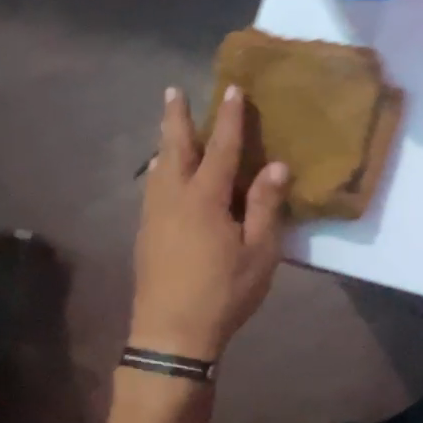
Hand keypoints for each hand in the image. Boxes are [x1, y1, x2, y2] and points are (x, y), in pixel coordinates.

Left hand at [130, 85, 288, 361]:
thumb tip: (276, 166)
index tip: (232, 88)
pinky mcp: (145, 234)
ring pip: (158, 168)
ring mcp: (154, 216)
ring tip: (168, 128)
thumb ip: (265, 206)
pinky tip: (162, 176)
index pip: (221, 148)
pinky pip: (153, 188)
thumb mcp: (258, 252)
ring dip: (166, 142)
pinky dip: (160, 170)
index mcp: (205, 198)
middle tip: (174, 91)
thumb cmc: (223, 292)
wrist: (171, 334)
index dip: (229, 118)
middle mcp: (174, 198)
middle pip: (175, 148)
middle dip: (177, 118)